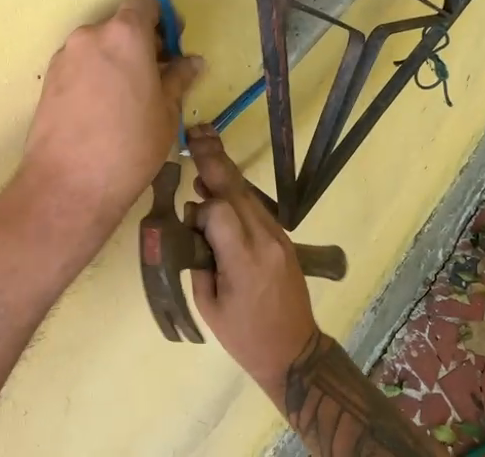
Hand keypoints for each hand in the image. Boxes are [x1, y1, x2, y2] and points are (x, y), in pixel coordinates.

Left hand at [21, 0, 202, 231]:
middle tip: (159, 75)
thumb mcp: (166, 112)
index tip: (173, 45)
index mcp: (125, 34)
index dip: (163, 17)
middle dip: (142, 42)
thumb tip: (192, 62)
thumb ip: (179, 78)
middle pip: (121, 23)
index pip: (144, 0)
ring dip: (118, 59)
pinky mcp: (49, 78)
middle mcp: (91, 35)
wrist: (68, 184)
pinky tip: (106, 109)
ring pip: (100, 45)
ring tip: (131, 98)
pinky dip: (97, 74)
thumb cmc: (129, 146)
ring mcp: (65, 56)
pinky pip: (82, 64)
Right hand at [185, 124, 320, 387]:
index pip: (220, 210)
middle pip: (236, 190)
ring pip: (247, 193)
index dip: (201, 208)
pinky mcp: (283, 237)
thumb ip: (199, 260)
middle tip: (195, 132)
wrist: (294, 351)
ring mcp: (278, 236)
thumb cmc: (245, 336)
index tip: (190, 221)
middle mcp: (265, 240)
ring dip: (224, 170)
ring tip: (204, 141)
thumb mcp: (210, 305)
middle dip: (214, 160)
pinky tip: (220, 181)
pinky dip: (236, 191)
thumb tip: (195, 223)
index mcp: (244, 260)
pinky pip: (256, 206)